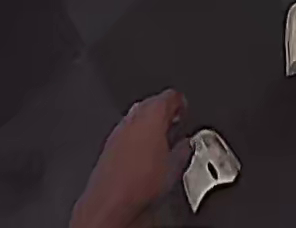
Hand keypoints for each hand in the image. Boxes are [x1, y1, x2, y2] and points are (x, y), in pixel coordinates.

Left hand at [70, 89, 188, 227]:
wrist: (111, 201)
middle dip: (164, 112)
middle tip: (174, 123)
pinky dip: (136, 135)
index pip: (171, 96)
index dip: (181, 102)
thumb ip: (183, 149)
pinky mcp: (109, 142)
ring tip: (159, 141)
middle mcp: (135, 114)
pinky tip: (141, 154)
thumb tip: (186, 145)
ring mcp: (120, 127)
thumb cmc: (140, 182)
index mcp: (154, 112)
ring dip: (149, 124)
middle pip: (153, 103)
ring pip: (139, 116)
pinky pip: (127, 130)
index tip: (184, 110)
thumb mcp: (174, 167)